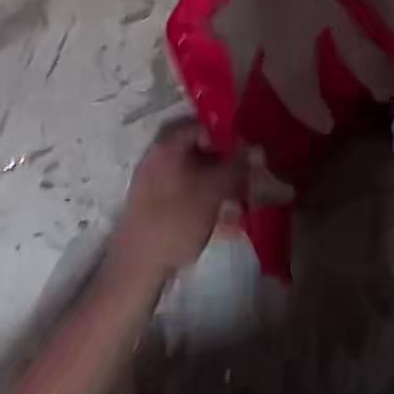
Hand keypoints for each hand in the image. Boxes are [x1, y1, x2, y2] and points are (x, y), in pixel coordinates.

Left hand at [110, 120, 244, 281]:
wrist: (137, 268)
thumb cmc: (177, 220)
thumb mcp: (215, 189)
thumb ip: (237, 164)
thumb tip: (255, 147)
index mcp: (168, 146)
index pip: (202, 125)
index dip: (228, 134)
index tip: (248, 149)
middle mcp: (157, 158)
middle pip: (200, 150)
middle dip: (226, 162)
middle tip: (247, 176)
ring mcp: (153, 183)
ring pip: (195, 173)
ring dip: (218, 183)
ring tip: (239, 201)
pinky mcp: (154, 206)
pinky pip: (186, 192)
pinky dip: (205, 198)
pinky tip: (222, 218)